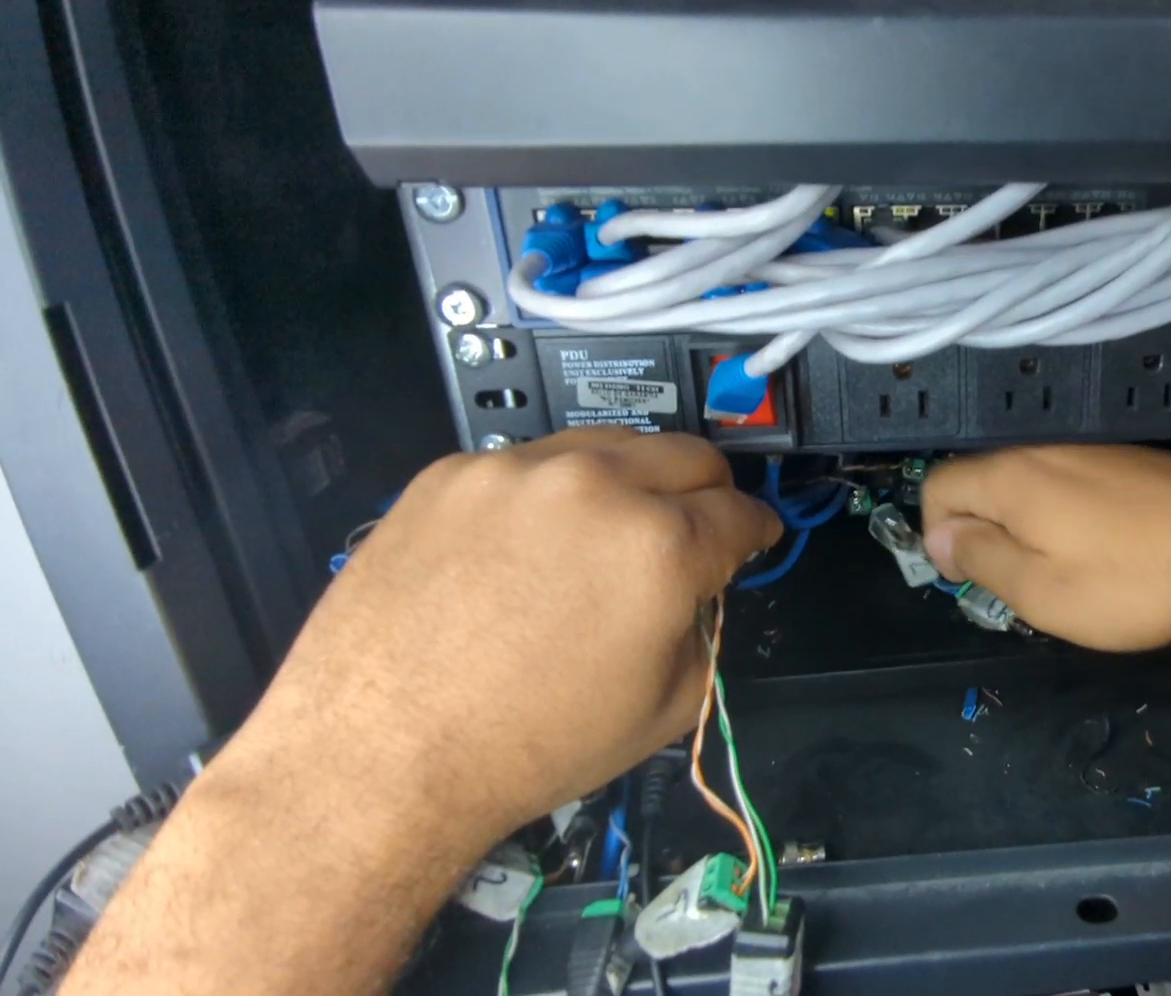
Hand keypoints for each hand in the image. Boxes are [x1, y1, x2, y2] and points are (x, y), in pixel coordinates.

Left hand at [217, 429, 780, 848]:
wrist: (376, 763)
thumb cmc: (534, 745)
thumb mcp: (670, 703)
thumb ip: (707, 626)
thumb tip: (701, 586)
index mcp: (662, 548)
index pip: (742, 512)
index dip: (757, 530)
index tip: (751, 538)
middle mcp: (598, 489)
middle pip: (694, 455)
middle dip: (710, 492)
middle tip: (693, 529)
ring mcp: (520, 471)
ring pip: (616, 444)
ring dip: (635, 481)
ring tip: (609, 532)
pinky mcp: (455, 473)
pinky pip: (534, 463)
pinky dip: (554, 495)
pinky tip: (528, 547)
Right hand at [922, 445, 1170, 650]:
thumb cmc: (1131, 578)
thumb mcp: (1041, 590)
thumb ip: (981, 559)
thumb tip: (941, 536)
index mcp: (1009, 476)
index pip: (936, 486)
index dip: (937, 536)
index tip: (971, 576)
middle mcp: (1042, 449)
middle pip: (982, 483)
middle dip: (985, 532)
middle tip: (1024, 583)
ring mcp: (1089, 449)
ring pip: (1029, 486)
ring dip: (1029, 527)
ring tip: (1071, 572)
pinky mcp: (1126, 459)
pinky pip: (1070, 483)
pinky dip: (1069, 516)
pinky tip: (1109, 550)